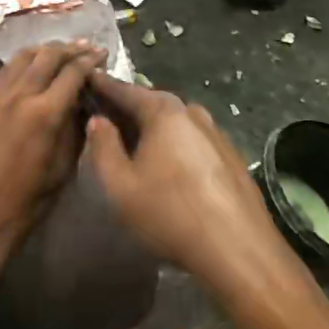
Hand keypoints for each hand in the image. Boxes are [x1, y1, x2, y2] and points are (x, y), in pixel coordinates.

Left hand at [0, 41, 104, 259]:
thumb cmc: (30, 198)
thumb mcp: (65, 166)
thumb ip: (76, 126)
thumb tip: (85, 100)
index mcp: (45, 114)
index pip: (72, 72)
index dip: (90, 60)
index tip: (102, 53)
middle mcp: (20, 96)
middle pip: (48, 55)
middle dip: (70, 48)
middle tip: (86, 47)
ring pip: (24, 56)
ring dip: (46, 49)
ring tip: (61, 50)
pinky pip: (6, 69)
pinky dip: (24, 60)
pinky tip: (34, 63)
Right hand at [80, 72, 277, 277]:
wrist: (239, 251)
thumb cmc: (171, 214)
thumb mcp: (120, 186)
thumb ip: (103, 147)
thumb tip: (98, 121)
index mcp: (163, 112)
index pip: (126, 90)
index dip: (105, 85)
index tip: (89, 78)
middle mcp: (192, 112)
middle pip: (153, 103)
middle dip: (130, 107)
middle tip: (109, 114)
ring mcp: (216, 133)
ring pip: (176, 122)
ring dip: (155, 127)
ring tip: (138, 142)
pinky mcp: (232, 157)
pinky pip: (194, 140)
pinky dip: (177, 144)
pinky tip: (172, 167)